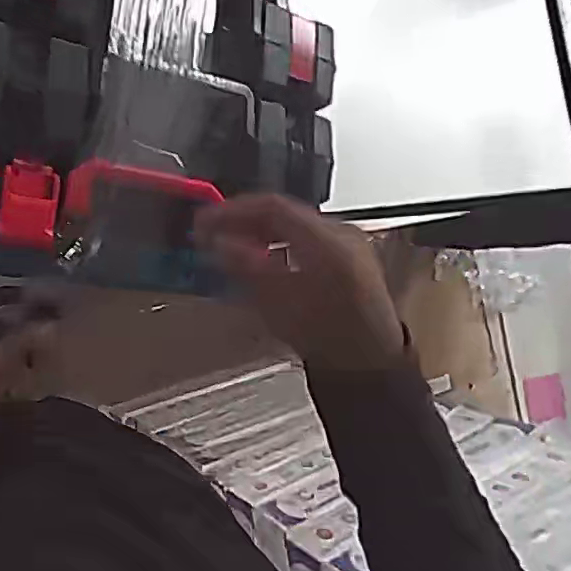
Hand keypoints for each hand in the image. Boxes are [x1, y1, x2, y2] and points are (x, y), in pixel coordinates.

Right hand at [195, 193, 408, 373]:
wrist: (366, 362)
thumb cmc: (324, 337)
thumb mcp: (275, 301)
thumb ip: (244, 264)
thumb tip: (215, 240)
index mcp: (328, 242)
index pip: (272, 208)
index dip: (232, 211)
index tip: (205, 220)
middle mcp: (341, 233)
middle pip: (282, 212)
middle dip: (241, 219)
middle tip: (210, 230)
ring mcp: (347, 240)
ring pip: (291, 221)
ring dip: (256, 228)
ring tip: (227, 241)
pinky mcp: (346, 252)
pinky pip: (303, 233)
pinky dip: (275, 238)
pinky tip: (256, 252)